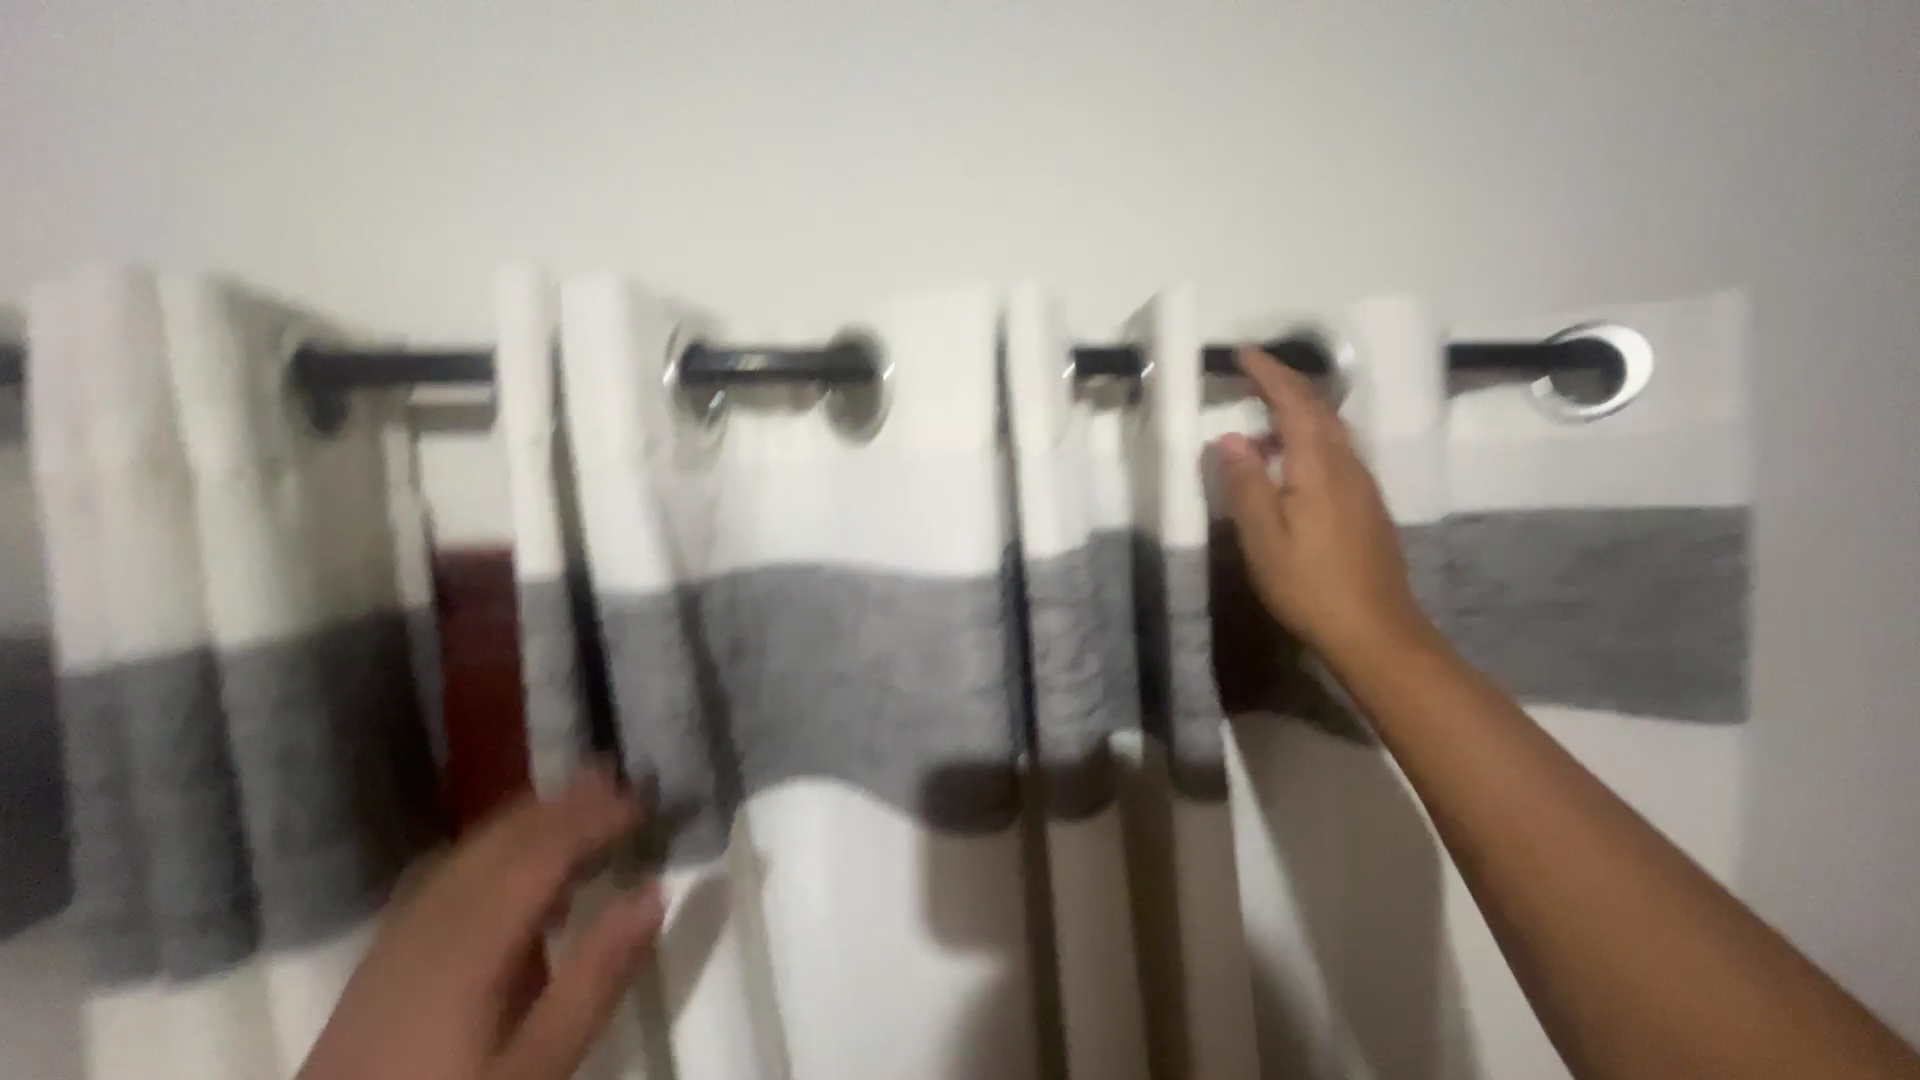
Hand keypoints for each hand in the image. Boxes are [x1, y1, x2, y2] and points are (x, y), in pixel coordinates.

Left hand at [298, 768, 663, 1079]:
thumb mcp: (539, 1063)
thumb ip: (597, 976)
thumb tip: (653, 892)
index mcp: (472, 940)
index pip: (543, 851)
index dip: (595, 816)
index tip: (645, 799)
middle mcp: (431, 918)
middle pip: (503, 838)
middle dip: (564, 803)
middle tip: (618, 780)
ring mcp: (399, 934)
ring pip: (472, 850)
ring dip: (530, 820)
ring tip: (580, 808)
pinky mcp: (385, 956)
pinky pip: (449, 874)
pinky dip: (496, 849)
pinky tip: (515, 868)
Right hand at [1214, 347, 1436, 666]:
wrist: (1375, 630)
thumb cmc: (1310, 585)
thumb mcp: (1263, 538)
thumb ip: (1245, 483)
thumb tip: (1229, 438)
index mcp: (1320, 465)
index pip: (1294, 402)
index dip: (1270, 374)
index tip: (1243, 353)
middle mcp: (1348, 464)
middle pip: (1319, 409)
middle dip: (1286, 384)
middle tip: (1252, 374)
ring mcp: (1363, 485)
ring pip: (1331, 431)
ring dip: (1298, 412)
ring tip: (1262, 421)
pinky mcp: (1367, 506)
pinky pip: (1337, 453)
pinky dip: (1310, 439)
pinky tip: (1291, 464)